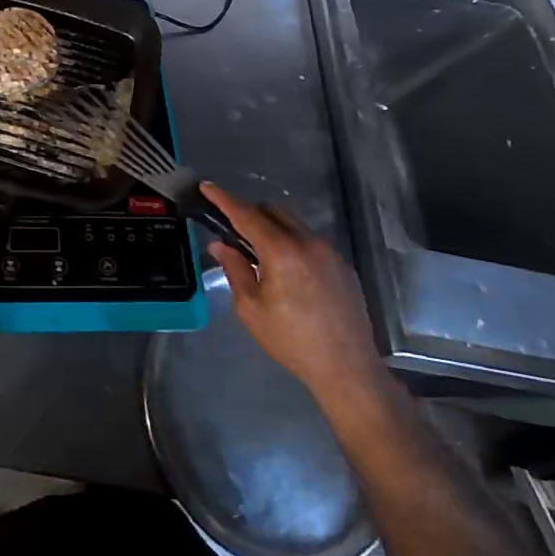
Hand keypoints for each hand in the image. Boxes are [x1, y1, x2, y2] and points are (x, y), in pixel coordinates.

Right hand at [203, 183, 381, 401]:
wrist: (347, 368)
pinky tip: (290, 273)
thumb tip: (220, 245)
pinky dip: (293, 243)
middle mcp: (308, 241)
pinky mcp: (342, 264)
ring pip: (293, 222)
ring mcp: (329, 251)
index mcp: (282, 251)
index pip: (246, 214)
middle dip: (249, 214)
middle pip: (272, 210)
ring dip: (273, 228)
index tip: (207, 187)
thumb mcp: (251, 309)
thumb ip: (235, 269)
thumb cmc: (292, 341)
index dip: (223, 199)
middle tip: (234, 234)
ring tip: (262, 256)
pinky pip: (311, 240)